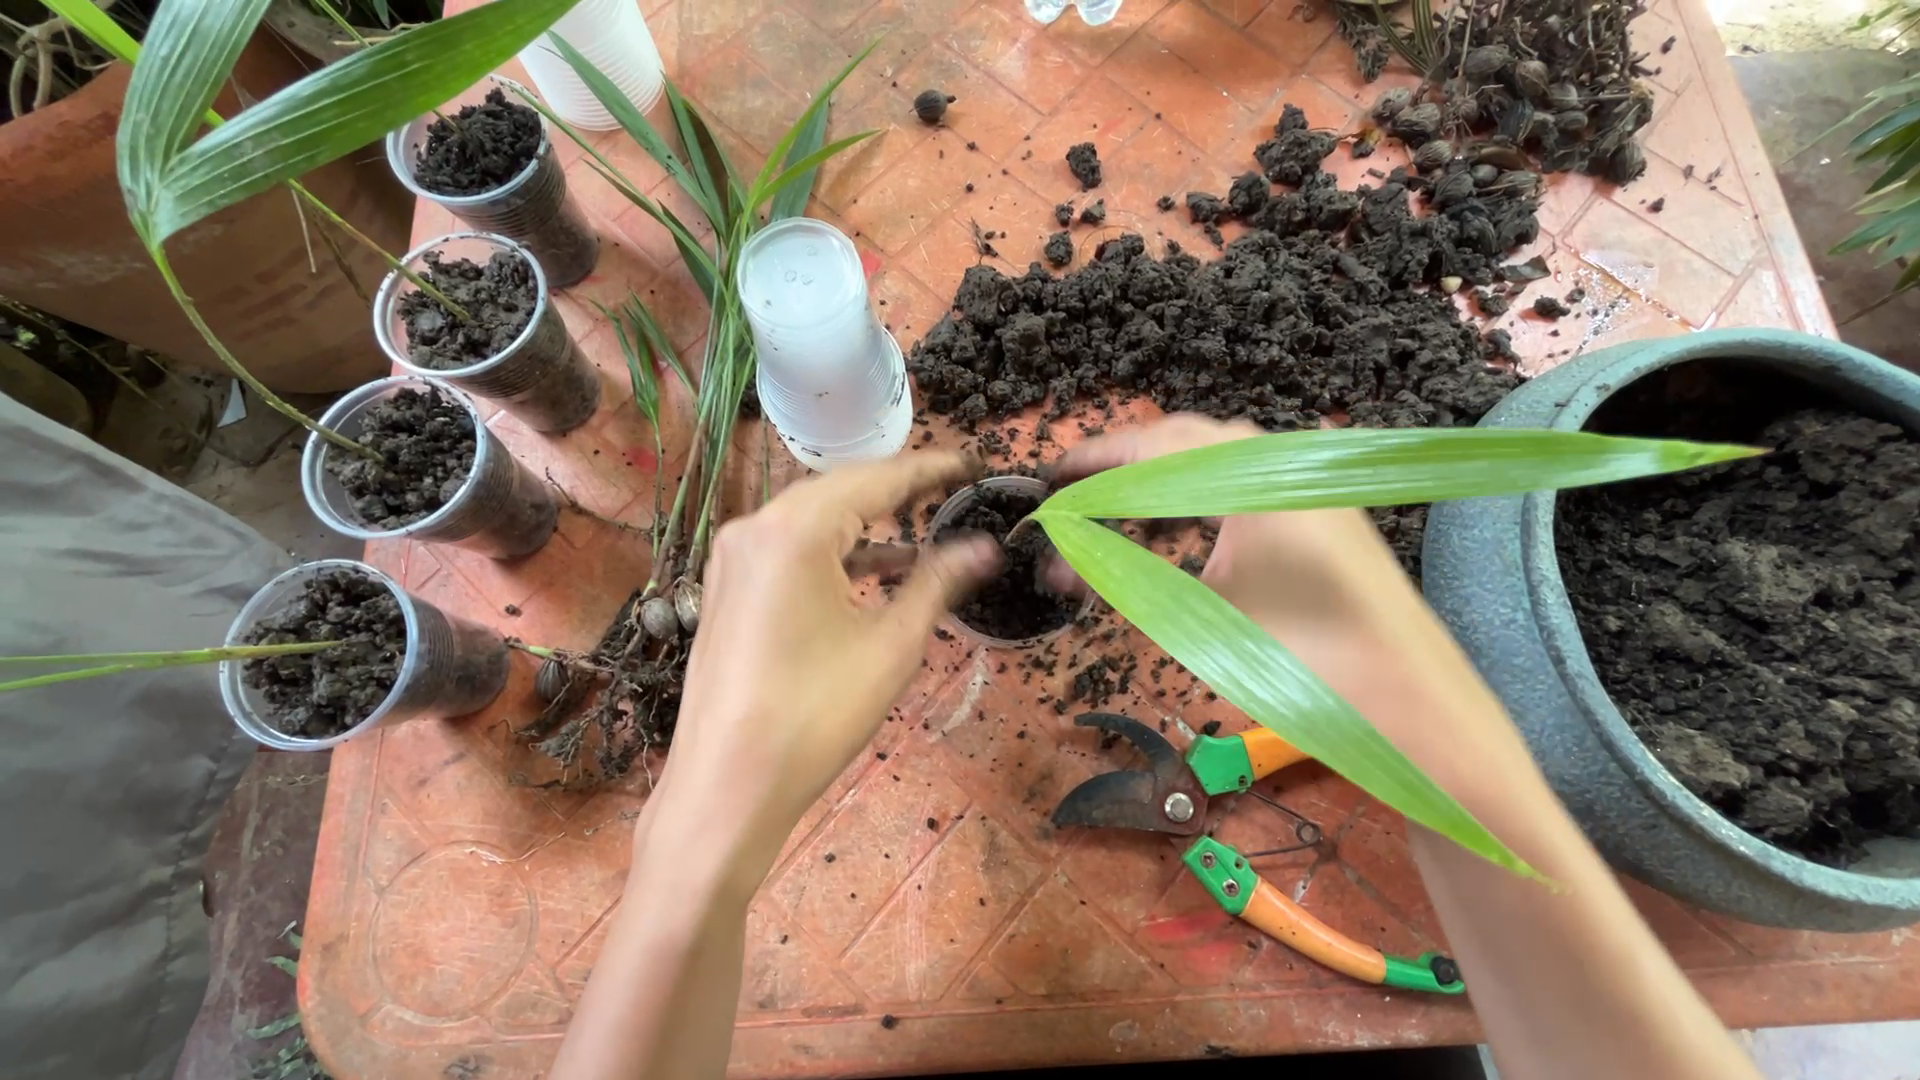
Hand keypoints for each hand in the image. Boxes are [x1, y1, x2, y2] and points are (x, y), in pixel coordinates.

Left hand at [647, 451, 999, 888]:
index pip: (878, 478)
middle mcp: (756, 525)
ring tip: (925, 529)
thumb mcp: (891, 645)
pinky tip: (879, 569)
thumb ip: (939, 582)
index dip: (932, 468)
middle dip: (900, 491)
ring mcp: (735, 555)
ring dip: (869, 524)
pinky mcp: (729, 584)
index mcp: (794, 529)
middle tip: (954, 489)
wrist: (728, 786)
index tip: (974, 462)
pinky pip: (792, 548)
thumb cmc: (817, 715)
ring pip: (816, 519)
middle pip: (842, 490)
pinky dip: (836, 553)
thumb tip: (986, 547)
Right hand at [1050, 414, 1414, 630]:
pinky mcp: (1319, 512)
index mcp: (1253, 474)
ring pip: (1214, 461)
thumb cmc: (1302, 656)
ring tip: (1112, 508)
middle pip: (1183, 442)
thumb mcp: (1204, 613)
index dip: (1095, 462)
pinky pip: (1242, 484)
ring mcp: (1307, 484)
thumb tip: (1063, 555)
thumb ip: (1127, 574)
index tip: (1051, 481)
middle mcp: (1282, 462)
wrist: (1408, 699)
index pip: (1155, 448)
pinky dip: (1197, 496)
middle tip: (1073, 493)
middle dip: (1123, 464)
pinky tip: (1175, 523)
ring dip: (1159, 480)